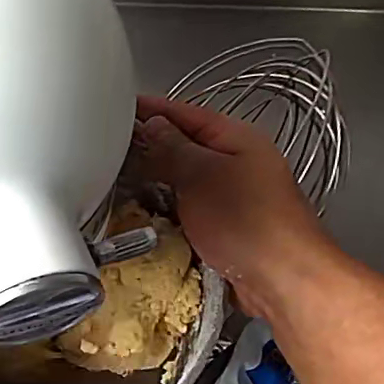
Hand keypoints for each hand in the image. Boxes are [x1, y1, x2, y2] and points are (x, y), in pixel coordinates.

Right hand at [133, 94, 341, 315]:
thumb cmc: (248, 222)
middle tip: (104, 149)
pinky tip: (136, 212)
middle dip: (144, 146)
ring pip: (176, 178)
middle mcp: (231, 163)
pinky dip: (157, 206)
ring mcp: (224, 194)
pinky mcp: (216, 223)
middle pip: (179, 146)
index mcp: (235, 140)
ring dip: (148, 179)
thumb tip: (150, 126)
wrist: (279, 276)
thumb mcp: (203, 176)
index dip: (150, 109)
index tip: (117, 106)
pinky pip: (178, 205)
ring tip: (112, 179)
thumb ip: (172, 149)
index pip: (185, 113)